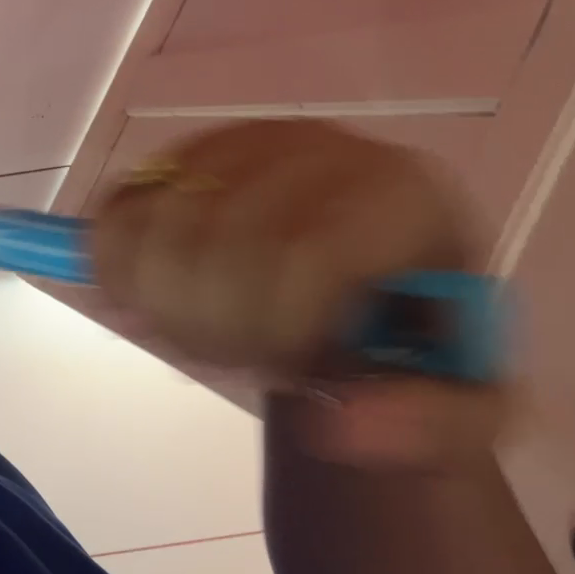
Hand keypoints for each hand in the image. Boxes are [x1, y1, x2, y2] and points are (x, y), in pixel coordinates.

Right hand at [90, 119, 504, 468]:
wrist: (364, 278)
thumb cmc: (412, 331)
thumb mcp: (461, 398)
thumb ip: (427, 425)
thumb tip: (336, 430)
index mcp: (398, 192)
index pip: (304, 250)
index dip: (271, 324)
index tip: (276, 370)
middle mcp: (312, 148)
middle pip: (220, 232)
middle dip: (208, 317)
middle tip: (222, 360)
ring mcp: (235, 143)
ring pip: (158, 217)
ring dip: (156, 296)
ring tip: (187, 335)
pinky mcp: (179, 154)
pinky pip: (121, 204)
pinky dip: (113, 261)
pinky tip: (139, 299)